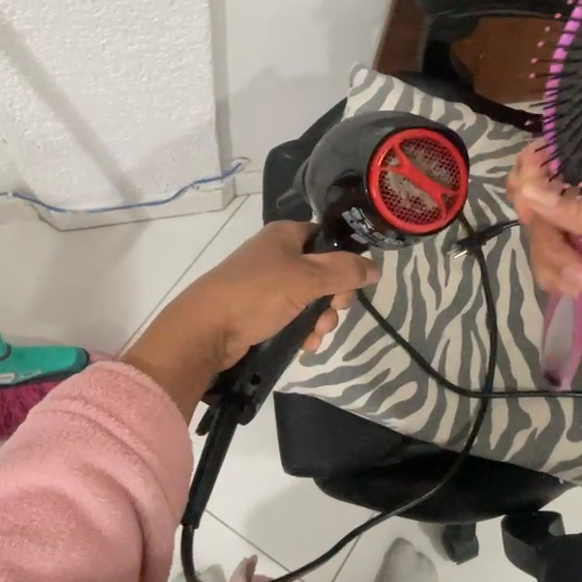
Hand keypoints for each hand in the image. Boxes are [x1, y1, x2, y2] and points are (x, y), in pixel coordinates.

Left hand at [125, 220, 379, 417]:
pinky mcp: (259, 312)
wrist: (205, 331)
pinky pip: (293, 318)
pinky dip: (302, 330)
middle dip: (333, 298)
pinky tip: (303, 345)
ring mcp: (267, 285)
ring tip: (313, 334)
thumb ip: (345, 271)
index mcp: (285, 235)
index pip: (327, 239)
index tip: (352, 283)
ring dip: (319, 319)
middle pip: (323, 273)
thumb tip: (376, 267)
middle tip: (330, 313)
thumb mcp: (307, 278)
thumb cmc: (256, 294)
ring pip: (310, 300)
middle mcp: (277, 256)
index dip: (344, 261)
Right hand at [507, 147, 581, 369]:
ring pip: (545, 227)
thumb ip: (579, 214)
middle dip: (544, 219)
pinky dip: (553, 273)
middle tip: (530, 223)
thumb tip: (525, 186)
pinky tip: (577, 290)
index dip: (544, 163)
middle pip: (551, 191)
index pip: (579, 155)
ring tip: (581, 281)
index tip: (523, 184)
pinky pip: (549, 256)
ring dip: (552, 255)